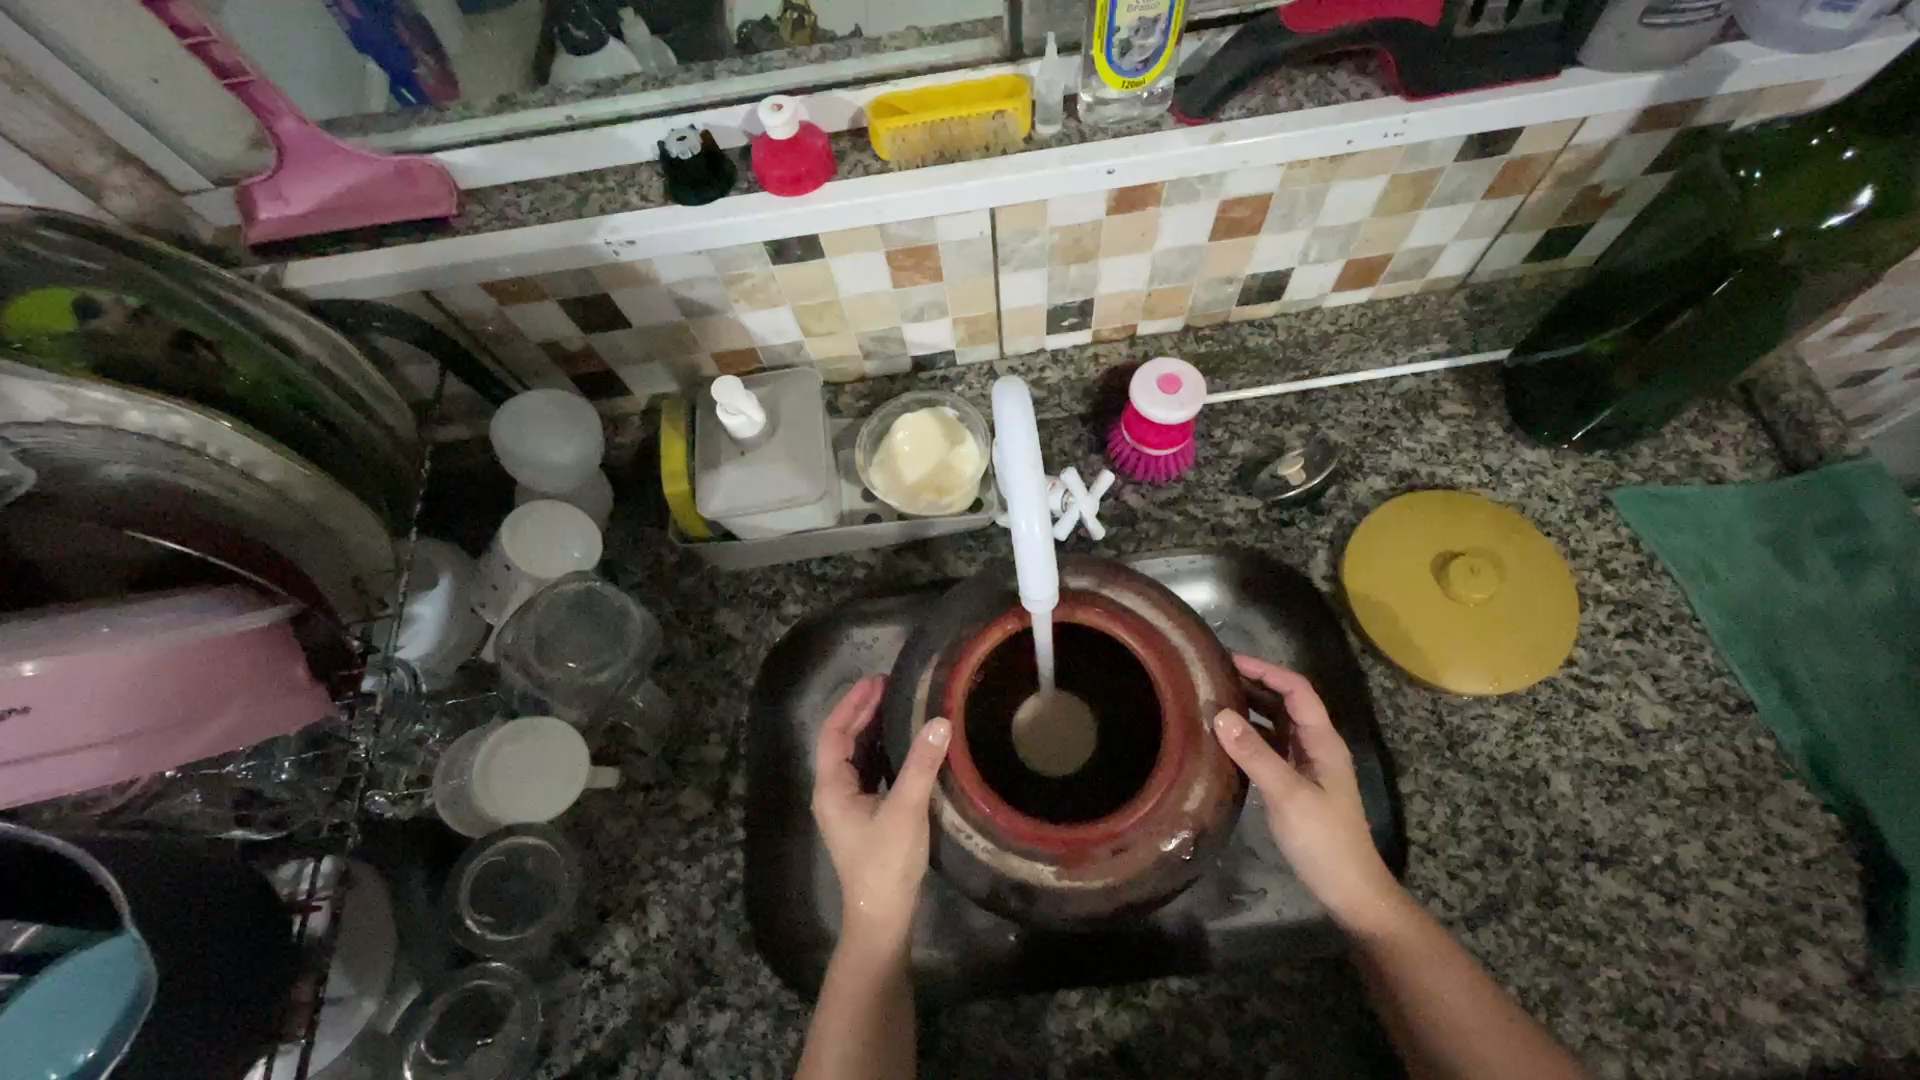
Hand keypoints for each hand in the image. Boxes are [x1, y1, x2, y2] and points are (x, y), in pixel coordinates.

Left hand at [811, 675, 951, 961]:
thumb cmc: (886, 863)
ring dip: (872, 730)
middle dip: (862, 712)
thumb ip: (921, 764)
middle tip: (890, 685)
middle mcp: (833, 792)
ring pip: (857, 757)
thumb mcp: (906, 809)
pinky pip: (870, 772)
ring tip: (898, 704)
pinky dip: (882, 751)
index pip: (834, 733)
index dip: (853, 704)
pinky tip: (904, 742)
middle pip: (843, 741)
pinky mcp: (865, 816)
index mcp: (831, 788)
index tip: (877, 680)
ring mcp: (848, 806)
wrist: (883, 917)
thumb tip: (940, 720)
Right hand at [1212, 654, 1408, 936]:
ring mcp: (1306, 766)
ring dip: (1248, 710)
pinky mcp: (1295, 784)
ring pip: (1276, 725)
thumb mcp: (1287, 795)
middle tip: (1211, 676)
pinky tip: (1222, 740)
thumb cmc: (1324, 840)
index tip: (1228, 659)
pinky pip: (1270, 747)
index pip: (1296, 690)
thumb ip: (1254, 754)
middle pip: (1285, 702)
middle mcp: (1316, 746)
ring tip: (1211, 700)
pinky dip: (1247, 736)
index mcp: (1322, 741)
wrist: (1350, 890)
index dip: (1266, 670)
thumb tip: (1219, 714)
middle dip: (1253, 684)